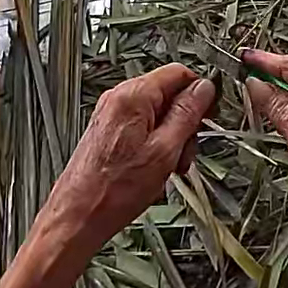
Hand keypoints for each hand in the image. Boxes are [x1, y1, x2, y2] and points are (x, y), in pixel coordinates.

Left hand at [44, 63, 218, 253]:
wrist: (79, 215)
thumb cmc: (113, 189)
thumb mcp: (165, 150)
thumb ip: (188, 114)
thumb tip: (204, 89)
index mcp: (133, 95)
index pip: (179, 72)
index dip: (199, 93)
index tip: (208, 115)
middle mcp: (119, 98)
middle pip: (168, 94)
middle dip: (185, 122)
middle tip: (186, 151)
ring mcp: (112, 114)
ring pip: (157, 113)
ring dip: (172, 137)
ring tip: (169, 165)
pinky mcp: (109, 131)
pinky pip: (143, 127)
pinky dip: (156, 144)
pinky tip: (155, 168)